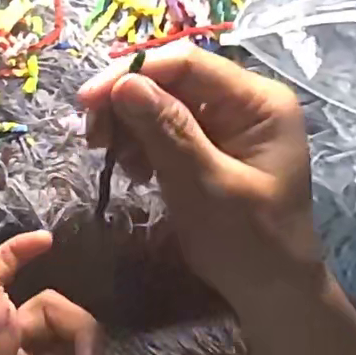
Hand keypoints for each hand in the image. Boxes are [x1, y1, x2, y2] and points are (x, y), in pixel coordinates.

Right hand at [77, 42, 323, 306]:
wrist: (269, 291)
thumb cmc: (249, 242)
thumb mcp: (205, 186)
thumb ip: (166, 131)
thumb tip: (122, 83)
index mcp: (257, 101)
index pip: (185, 63)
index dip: (131, 74)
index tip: (86, 100)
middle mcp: (240, 100)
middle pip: (167, 80)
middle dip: (125, 104)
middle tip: (94, 138)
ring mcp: (222, 121)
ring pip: (156, 102)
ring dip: (127, 126)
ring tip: (118, 162)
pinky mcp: (203, 142)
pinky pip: (159, 127)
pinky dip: (137, 144)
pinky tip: (136, 171)